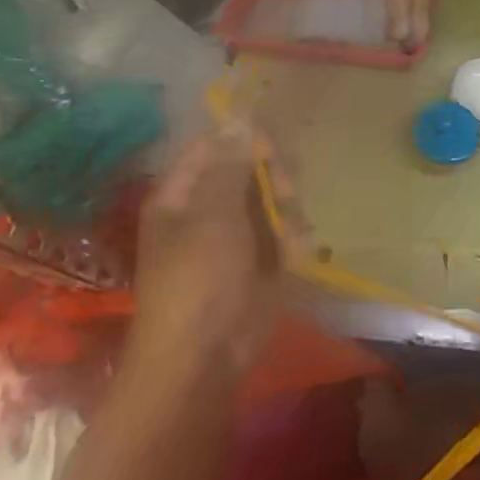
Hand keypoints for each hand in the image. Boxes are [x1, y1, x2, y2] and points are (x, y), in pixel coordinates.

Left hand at [126, 127, 278, 378]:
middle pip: (249, 169)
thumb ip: (230, 165)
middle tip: (285, 196)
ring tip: (291, 237)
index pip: (215, 145)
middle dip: (274, 179)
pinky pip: (283, 232)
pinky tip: (296, 254)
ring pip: (272, 199)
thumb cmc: (199, 281)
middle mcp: (207, 207)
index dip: (245, 140)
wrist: (204, 360)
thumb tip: (238, 119)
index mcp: (182, 192)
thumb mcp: (213, 215)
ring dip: (288, 212)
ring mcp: (234, 235)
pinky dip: (293, 240)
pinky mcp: (259, 261)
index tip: (273, 149)